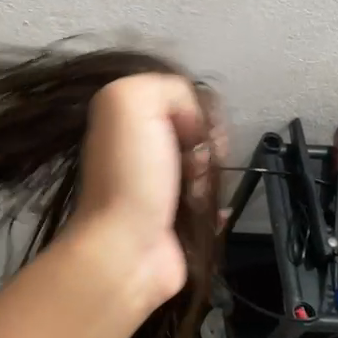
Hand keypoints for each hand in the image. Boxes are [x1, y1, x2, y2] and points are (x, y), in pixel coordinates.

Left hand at [67, 74, 215, 301]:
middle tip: (196, 160)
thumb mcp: (132, 101)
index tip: (196, 125)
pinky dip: (216, 206)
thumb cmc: (130, 175)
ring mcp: (153, 184)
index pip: (174, 95)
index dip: (193, 105)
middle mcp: (135, 148)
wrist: (127, 249)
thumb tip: (192, 118)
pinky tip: (213, 212)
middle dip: (205, 143)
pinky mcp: (172, 217)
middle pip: (194, 130)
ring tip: (197, 192)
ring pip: (204, 164)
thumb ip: (166, 87)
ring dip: (211, 176)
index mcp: (121, 118)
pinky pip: (208, 200)